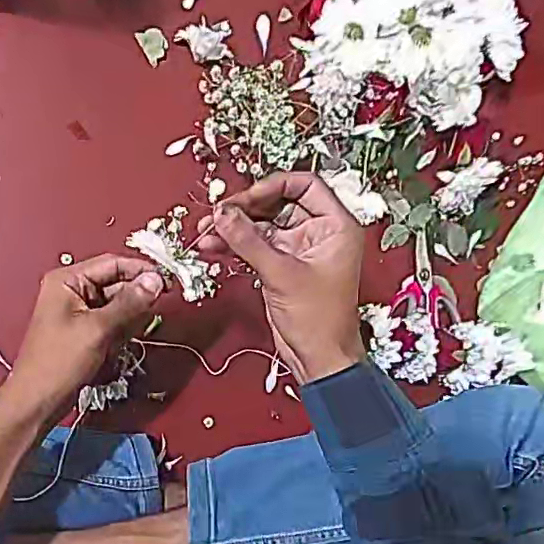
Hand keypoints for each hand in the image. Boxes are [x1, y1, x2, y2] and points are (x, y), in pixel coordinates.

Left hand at [0, 255, 165, 424]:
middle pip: (118, 283)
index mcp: (68, 280)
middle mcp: (73, 289)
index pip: (113, 263)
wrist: (38, 400)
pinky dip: (120, 332)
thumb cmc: (59, 362)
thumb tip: (156, 280)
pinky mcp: (86, 329)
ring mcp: (79, 310)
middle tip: (148, 316)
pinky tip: (114, 347)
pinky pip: (113, 321)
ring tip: (119, 339)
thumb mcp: (98, 329)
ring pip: (119, 305)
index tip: (168, 282)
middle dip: (134, 301)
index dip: (142, 270)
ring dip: (128, 320)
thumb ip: (130, 302)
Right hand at [195, 172, 365, 382]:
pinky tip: (214, 245)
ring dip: (234, 227)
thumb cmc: (320, 321)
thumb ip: (249, 240)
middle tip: (219, 214)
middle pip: (278, 203)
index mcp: (335, 226)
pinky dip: (236, 245)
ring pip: (263, 225)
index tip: (245, 198)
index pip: (305, 185)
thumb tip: (224, 214)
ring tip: (208, 231)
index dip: (272, 186)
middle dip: (245, 208)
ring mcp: (299, 249)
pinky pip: (257, 245)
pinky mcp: (283, 265)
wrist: (319, 358)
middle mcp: (319, 232)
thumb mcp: (281, 274)